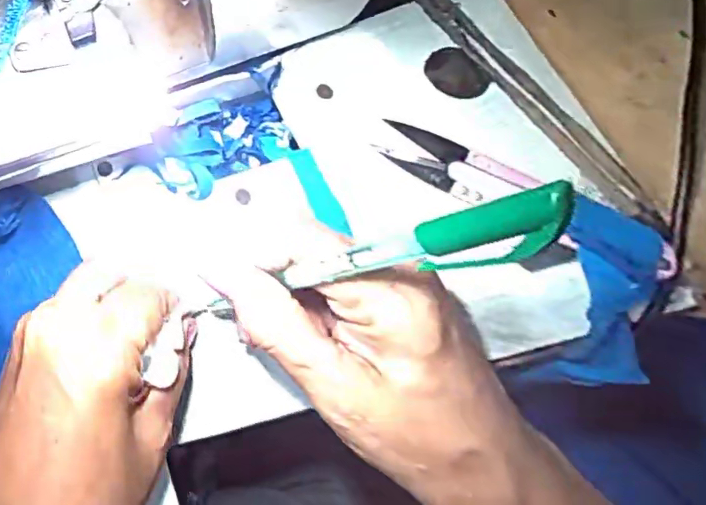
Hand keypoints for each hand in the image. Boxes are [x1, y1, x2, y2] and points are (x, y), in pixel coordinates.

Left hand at [0, 264, 193, 504]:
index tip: (183, 319)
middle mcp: (60, 322)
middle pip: (108, 272)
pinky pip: (59, 304)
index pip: (146, 292)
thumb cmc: (76, 494)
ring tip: (130, 340)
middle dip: (138, 290)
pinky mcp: (18, 338)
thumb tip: (182, 339)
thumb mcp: (146, 444)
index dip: (172, 303)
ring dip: (109, 296)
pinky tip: (98, 348)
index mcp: (96, 347)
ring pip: (81, 282)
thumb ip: (171, 380)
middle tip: (159, 325)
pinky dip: (83, 310)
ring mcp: (33, 326)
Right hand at [202, 221, 605, 504]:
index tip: (218, 274)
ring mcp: (398, 267)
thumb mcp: (335, 389)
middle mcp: (399, 264)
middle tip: (245, 316)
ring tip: (273, 329)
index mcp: (392, 289)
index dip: (249, 253)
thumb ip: (274, 323)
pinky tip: (300, 324)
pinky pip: (328, 267)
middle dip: (263, 275)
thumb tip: (225, 273)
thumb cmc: (424, 441)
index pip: (298, 238)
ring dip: (281, 285)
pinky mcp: (393, 276)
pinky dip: (303, 291)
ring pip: (309, 253)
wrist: (487, 467)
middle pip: (301, 241)